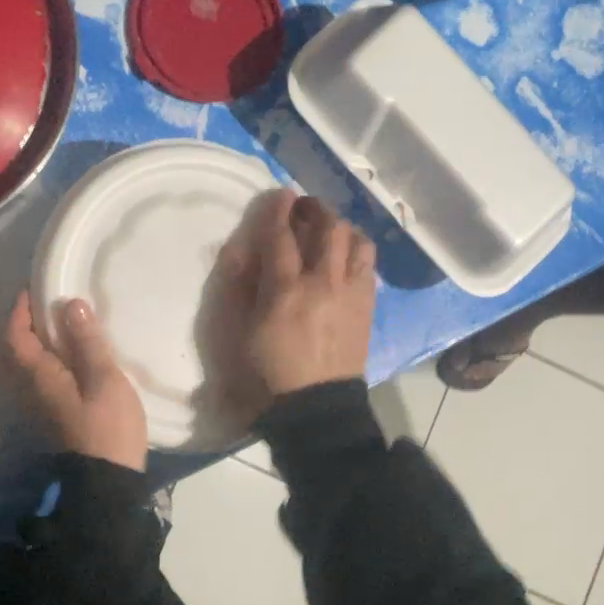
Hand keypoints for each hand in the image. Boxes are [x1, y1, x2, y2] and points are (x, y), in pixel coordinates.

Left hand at [6, 292, 147, 470]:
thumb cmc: (106, 428)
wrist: (107, 482)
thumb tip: (70, 303)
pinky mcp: (54, 414)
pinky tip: (74, 354)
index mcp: (38, 375)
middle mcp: (30, 388)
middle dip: (27, 322)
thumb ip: (87, 342)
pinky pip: (43, 376)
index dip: (19, 310)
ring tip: (64, 322)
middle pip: (17, 349)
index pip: (15, 335)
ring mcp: (40, 404)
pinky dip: (51, 357)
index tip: (33, 288)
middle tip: (49, 300)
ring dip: (39, 340)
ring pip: (29, 364)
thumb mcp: (103, 380)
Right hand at [211, 191, 375, 421]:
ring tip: (326, 231)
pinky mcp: (367, 307)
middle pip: (327, 227)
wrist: (314, 410)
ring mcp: (351, 293)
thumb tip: (241, 249)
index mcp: (285, 290)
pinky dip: (355, 250)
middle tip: (300, 208)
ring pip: (355, 240)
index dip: (277, 209)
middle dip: (313, 209)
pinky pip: (367, 264)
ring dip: (339, 227)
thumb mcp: (236, 334)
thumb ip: (238, 287)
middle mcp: (323, 283)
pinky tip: (343, 258)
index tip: (277, 194)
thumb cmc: (265, 375)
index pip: (281, 235)